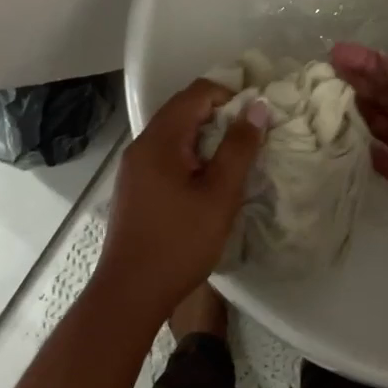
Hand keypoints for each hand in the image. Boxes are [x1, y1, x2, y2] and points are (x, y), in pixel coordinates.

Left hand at [96, 79, 267, 311]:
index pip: (197, 93)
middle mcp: (142, 144)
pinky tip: (206, 181)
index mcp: (160, 139)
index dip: (230, 95)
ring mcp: (134, 167)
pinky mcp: (134, 187)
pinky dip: (189, 153)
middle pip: (183, 109)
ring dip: (205, 135)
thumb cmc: (179, 242)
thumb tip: (257, 107)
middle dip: (219, 114)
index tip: (255, 117)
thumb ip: (239, 147)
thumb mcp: (220, 194)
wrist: (130, 294)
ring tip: (232, 159)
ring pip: (174, 132)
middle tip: (249, 137)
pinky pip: (165, 153)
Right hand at [332, 43, 387, 222]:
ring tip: (328, 91)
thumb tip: (386, 57)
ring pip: (374, 116)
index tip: (343, 52)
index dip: (370, 61)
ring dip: (354, 103)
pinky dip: (358, 137)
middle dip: (358, 77)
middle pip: (382, 91)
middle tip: (329, 65)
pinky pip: (370, 148)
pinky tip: (337, 122)